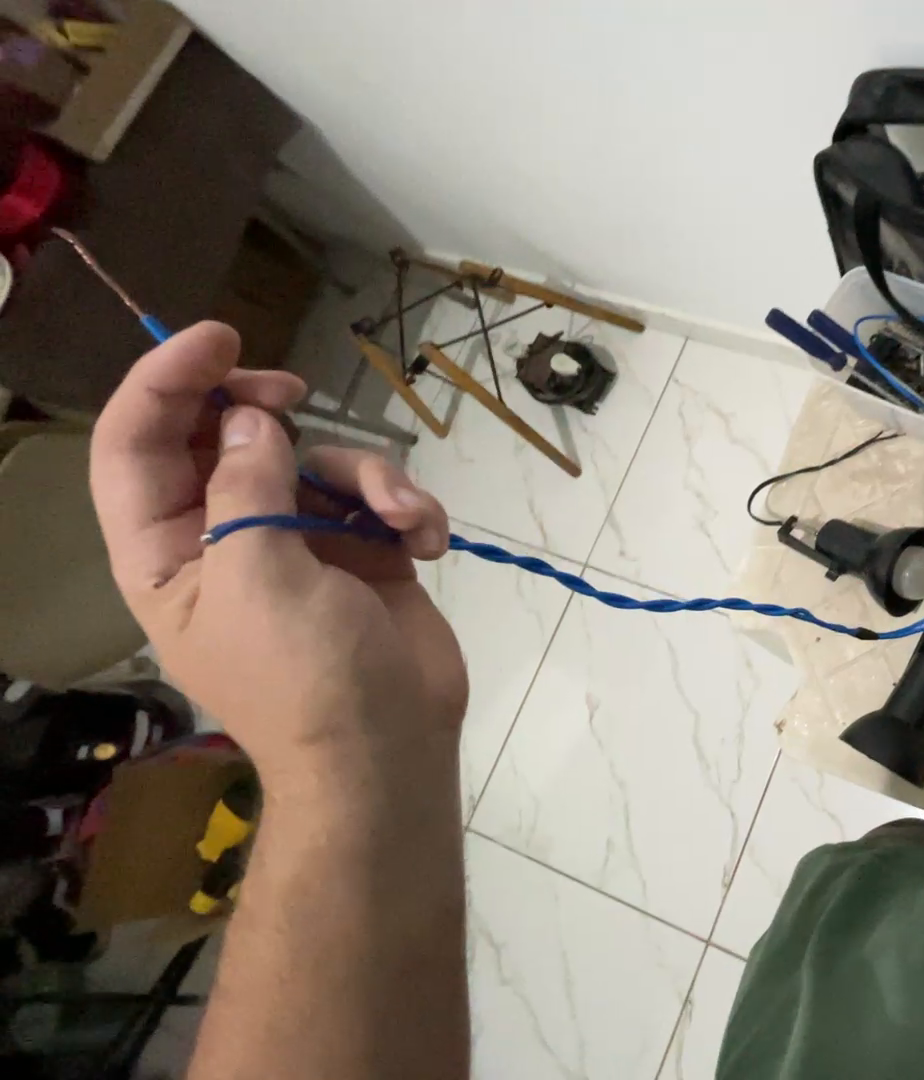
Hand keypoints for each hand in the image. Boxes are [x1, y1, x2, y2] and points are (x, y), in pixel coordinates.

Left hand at [89, 323, 467, 793]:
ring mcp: (308, 545)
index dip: (169, 384)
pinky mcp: (372, 554)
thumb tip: (256, 420)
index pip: (141, 447)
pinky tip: (433, 543)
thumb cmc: (305, 671)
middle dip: (275, 415)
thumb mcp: (260, 577)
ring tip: (413, 520)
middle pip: (240, 442)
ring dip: (377, 482)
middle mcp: (232, 536)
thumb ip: (248, 490)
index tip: (222, 340)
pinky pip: (387, 504)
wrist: (390, 736)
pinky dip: (414, 514)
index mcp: (169, 548)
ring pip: (329, 469)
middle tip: (303, 393)